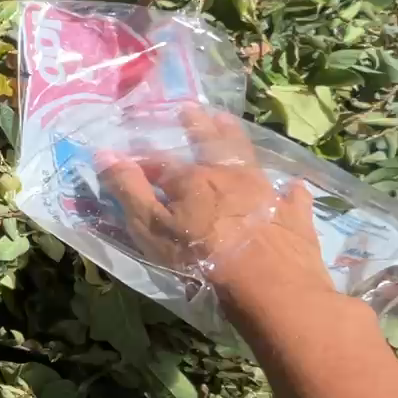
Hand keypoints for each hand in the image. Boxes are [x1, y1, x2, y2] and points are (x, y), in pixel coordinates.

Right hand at [96, 106, 333, 326]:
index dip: (139, 160)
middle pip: (211, 143)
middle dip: (198, 125)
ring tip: (228, 124)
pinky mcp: (293, 216)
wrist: (273, 288)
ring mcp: (265, 193)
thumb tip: (104, 154)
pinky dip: (287, 189)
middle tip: (192, 109)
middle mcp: (229, 176)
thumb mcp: (149, 225)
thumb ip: (127, 188)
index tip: (124, 160)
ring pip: (248, 159)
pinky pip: (290, 196)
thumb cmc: (200, 256)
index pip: (158, 161)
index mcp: (191, 178)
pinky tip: (291, 185)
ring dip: (236, 139)